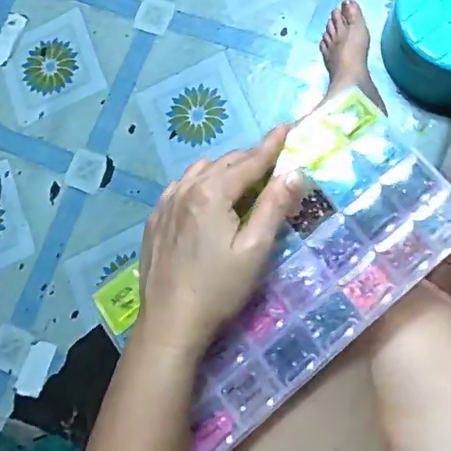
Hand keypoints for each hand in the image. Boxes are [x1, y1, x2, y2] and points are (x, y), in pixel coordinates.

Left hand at [136, 125, 303, 357]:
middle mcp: (185, 189)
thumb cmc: (218, 290)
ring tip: (243, 182)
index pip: (249, 161)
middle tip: (273, 163)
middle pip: (225, 162)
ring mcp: (166, 203)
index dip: (271, 145)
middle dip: (251, 158)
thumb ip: (274, 207)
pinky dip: (200, 182)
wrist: (169, 323)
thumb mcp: (254, 251)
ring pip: (200, 171)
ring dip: (225, 169)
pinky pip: (181, 186)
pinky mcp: (155, 219)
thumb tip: (294, 172)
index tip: (287, 127)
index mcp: (212, 193)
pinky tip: (207, 198)